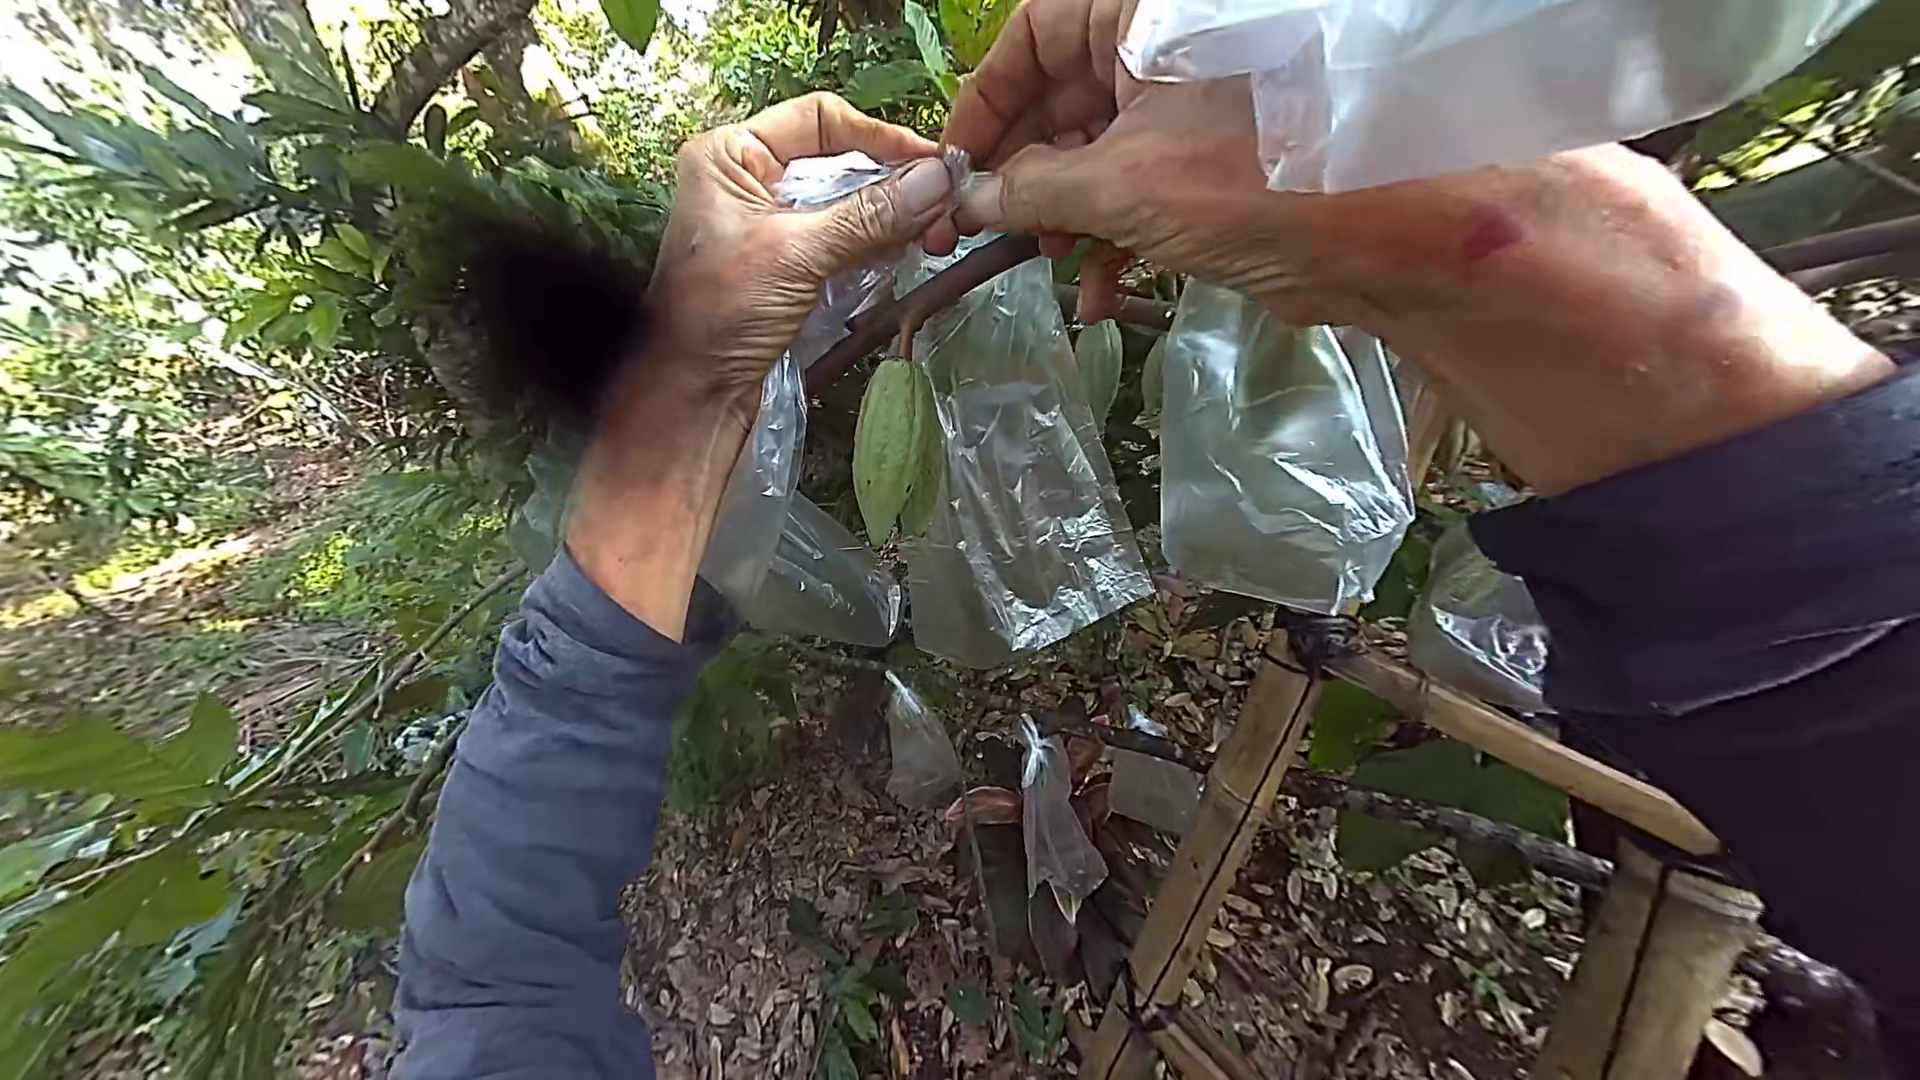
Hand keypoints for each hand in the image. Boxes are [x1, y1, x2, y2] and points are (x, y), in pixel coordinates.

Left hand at [569, 94, 953, 637]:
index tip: (932, 163)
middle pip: (839, 166)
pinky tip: (906, 256)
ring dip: (890, 222)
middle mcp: (754, 186)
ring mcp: (775, 232)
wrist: (697, 394)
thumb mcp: (797, 254)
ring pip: (848, 211)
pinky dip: (876, 252)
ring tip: (934, 234)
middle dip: (892, 187)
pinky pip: (845, 249)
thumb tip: (938, 181)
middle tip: (943, 208)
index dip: (879, 138)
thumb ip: (868, 216)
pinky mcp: (793, 273)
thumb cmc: (725, 314)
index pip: (820, 122)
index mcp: (734, 157)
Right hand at [937, 0, 1889, 493]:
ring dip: (1063, 222)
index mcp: (1145, 6)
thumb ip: (1031, 187)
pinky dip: (1111, 248)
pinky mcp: (1211, 169)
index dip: (985, 106)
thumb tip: (966, 196)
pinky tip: (1097, 298)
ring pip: (1096, 159)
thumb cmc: (1255, 178)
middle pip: (1060, 102)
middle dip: (1022, 176)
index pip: (1032, 33)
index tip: (952, 172)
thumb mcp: (1121, 181)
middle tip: (989, 234)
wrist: (1396, 233)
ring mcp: (1190, 110)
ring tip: (1045, 267)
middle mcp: (1167, 44)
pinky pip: (1137, 198)